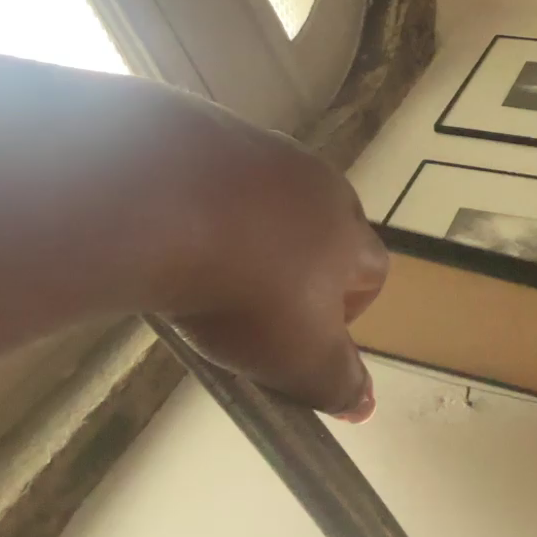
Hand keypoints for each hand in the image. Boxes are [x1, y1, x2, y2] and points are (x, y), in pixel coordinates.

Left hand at [0, 49, 382, 420]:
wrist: (163, 201)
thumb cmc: (244, 289)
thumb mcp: (297, 356)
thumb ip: (335, 380)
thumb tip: (364, 405)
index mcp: (350, 232)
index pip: (373, 270)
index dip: (348, 307)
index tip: (306, 334)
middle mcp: (319, 183)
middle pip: (325, 227)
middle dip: (300, 263)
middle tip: (254, 302)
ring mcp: (265, 151)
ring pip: (273, 198)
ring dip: (253, 230)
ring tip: (206, 265)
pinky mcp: (210, 131)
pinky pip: (221, 175)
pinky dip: (207, 203)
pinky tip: (172, 228)